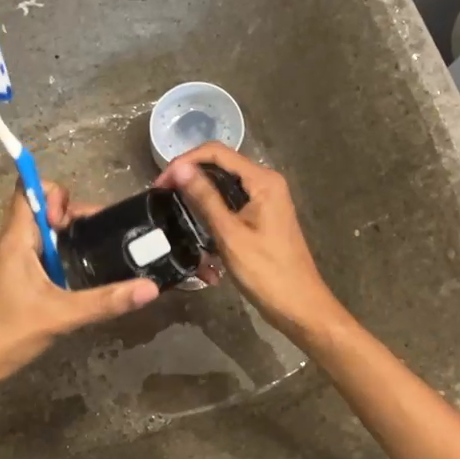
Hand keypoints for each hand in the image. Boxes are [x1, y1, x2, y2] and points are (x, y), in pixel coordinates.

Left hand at [0, 180, 159, 395]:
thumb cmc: (8, 334)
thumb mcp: (62, 316)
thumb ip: (106, 301)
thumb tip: (150, 288)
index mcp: (15, 240)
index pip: (28, 190)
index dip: (55, 194)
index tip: (73, 220)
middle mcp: (9, 243)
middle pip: (39, 208)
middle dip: (70, 214)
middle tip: (98, 236)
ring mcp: (9, 261)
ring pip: (39, 231)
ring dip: (65, 235)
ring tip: (93, 253)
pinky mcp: (12, 278)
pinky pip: (37, 251)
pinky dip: (58, 253)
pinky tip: (76, 275)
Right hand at [154, 142, 343, 338]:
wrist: (299, 306)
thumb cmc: (266, 272)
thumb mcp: (230, 234)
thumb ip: (205, 198)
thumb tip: (179, 168)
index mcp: (263, 181)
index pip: (217, 153)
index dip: (185, 161)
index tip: (160, 183)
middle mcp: (266, 183)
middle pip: (220, 166)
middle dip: (190, 177)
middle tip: (162, 196)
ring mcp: (265, 200)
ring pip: (224, 186)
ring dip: (199, 196)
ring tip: (173, 210)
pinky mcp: (261, 217)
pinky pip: (231, 204)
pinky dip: (212, 212)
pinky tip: (196, 227)